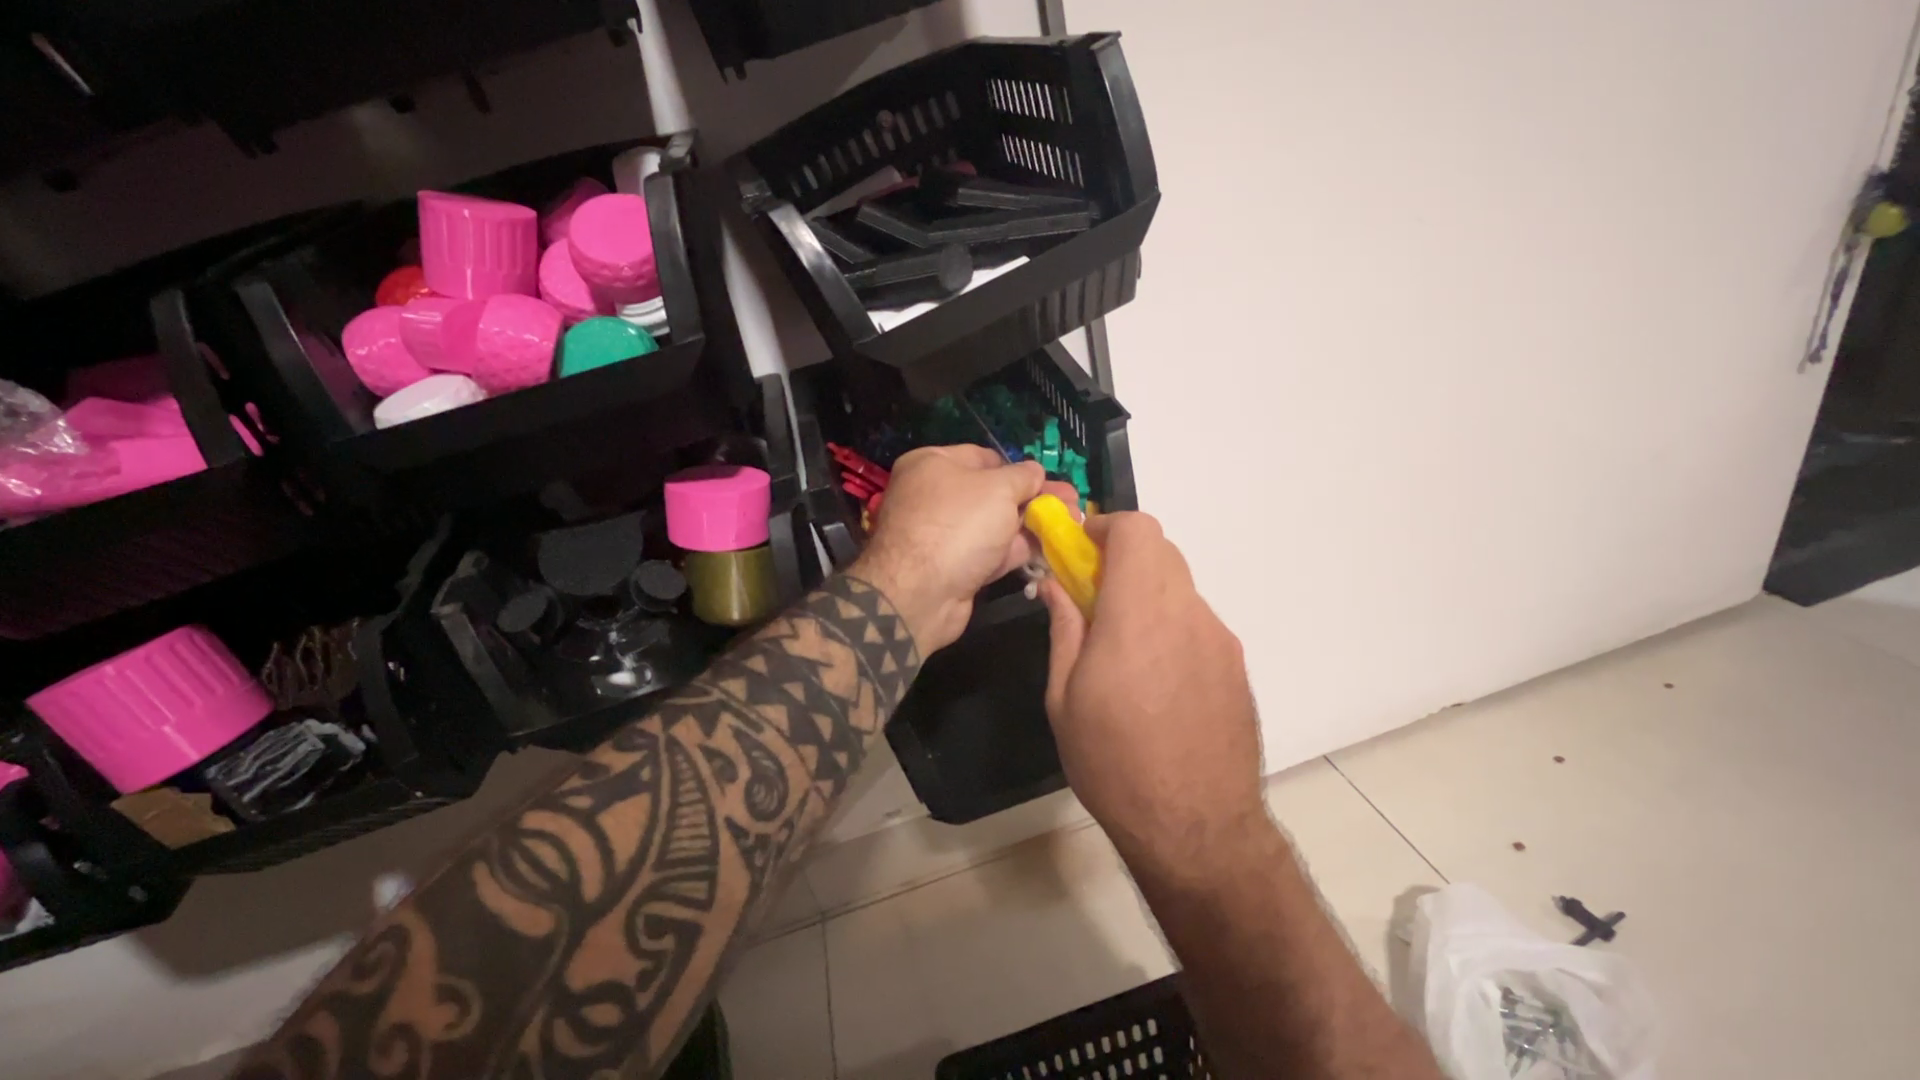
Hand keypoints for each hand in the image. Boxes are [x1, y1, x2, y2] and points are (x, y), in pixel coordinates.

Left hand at [851, 445, 1071, 651]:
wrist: (920, 594)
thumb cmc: (958, 524)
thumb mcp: (998, 489)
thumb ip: (1023, 477)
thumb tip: (1035, 472)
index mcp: (933, 464)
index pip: (984, 458)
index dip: (1018, 468)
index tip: (1048, 480)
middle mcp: (934, 496)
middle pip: (993, 493)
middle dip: (1034, 499)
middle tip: (1072, 504)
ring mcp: (943, 535)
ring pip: (995, 525)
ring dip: (1032, 527)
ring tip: (1071, 526)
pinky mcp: (954, 568)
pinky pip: (990, 554)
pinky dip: (1017, 552)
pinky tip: (1051, 552)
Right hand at [1038, 512, 1267, 872]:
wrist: (1196, 826)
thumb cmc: (1114, 763)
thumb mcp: (1064, 698)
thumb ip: (1064, 629)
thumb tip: (1056, 585)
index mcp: (1138, 614)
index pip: (1137, 530)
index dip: (1105, 526)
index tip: (1078, 549)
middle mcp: (1186, 614)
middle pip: (1161, 551)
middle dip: (1122, 558)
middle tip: (1092, 596)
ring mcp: (1219, 639)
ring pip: (1180, 587)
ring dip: (1147, 593)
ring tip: (1122, 648)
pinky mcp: (1235, 665)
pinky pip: (1197, 623)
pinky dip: (1170, 624)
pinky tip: (1154, 678)